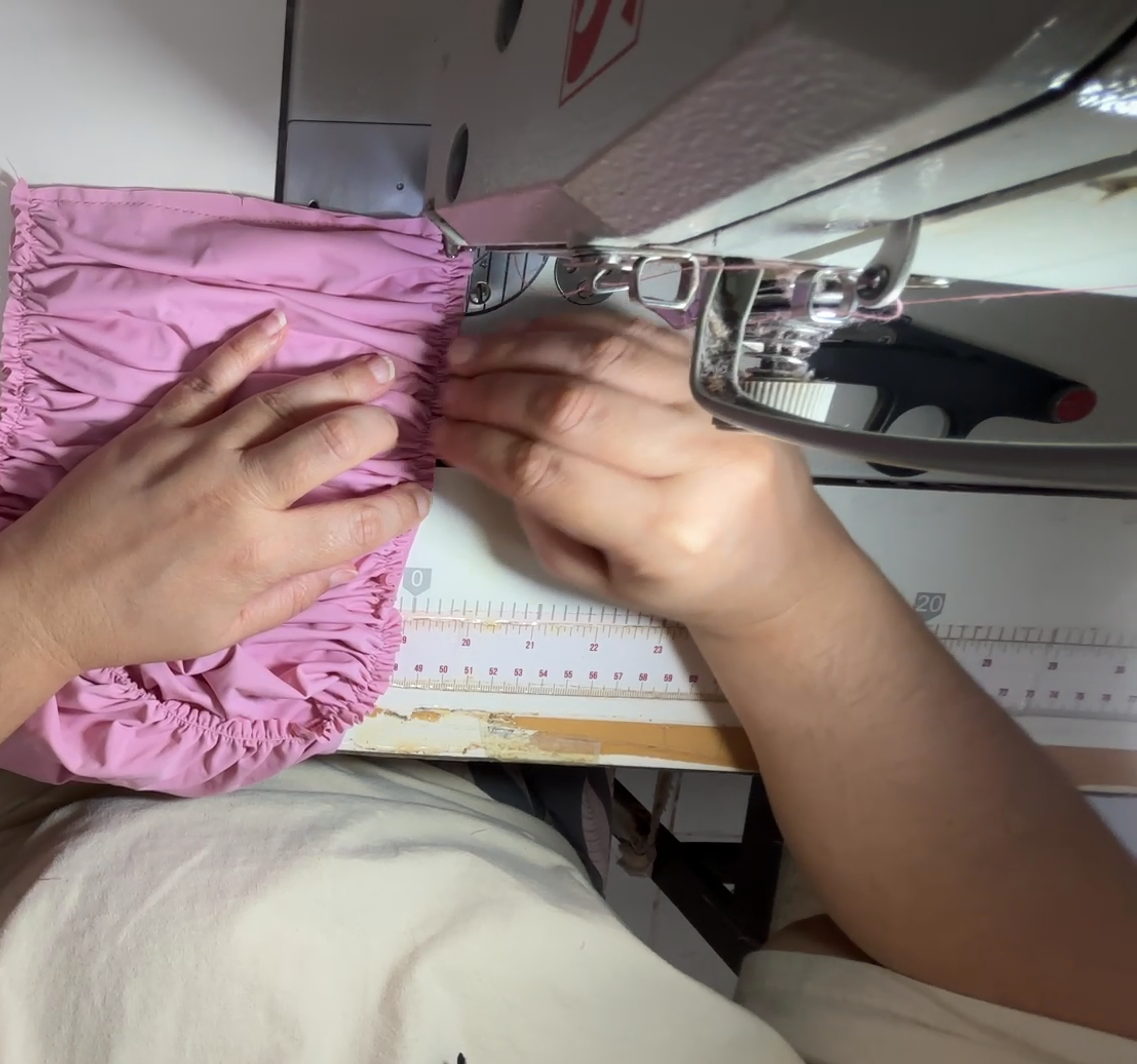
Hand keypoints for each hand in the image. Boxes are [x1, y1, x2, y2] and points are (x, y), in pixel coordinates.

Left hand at [0, 311, 431, 672]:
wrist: (48, 594)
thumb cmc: (137, 622)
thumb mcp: (224, 630)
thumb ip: (292, 595)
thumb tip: (347, 564)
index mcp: (260, 552)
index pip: (356, 522)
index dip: (400, 508)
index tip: (418, 496)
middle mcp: (239, 491)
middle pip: (331, 442)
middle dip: (377, 429)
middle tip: (397, 426)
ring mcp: (196, 449)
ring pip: (284, 401)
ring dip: (339, 380)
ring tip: (379, 368)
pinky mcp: (157, 426)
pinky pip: (211, 377)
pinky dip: (247, 346)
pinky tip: (281, 323)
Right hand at [434, 312, 865, 639]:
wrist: (779, 563)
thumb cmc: (675, 581)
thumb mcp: (591, 576)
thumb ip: (536, 513)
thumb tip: (487, 445)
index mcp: (663, 531)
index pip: (545, 472)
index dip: (480, 445)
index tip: (438, 433)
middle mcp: (700, 460)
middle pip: (569, 408)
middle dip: (490, 394)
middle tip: (444, 389)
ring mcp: (719, 407)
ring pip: (599, 359)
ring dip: (518, 350)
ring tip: (466, 353)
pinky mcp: (723, 375)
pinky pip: (635, 333)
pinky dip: (566, 328)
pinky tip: (519, 335)